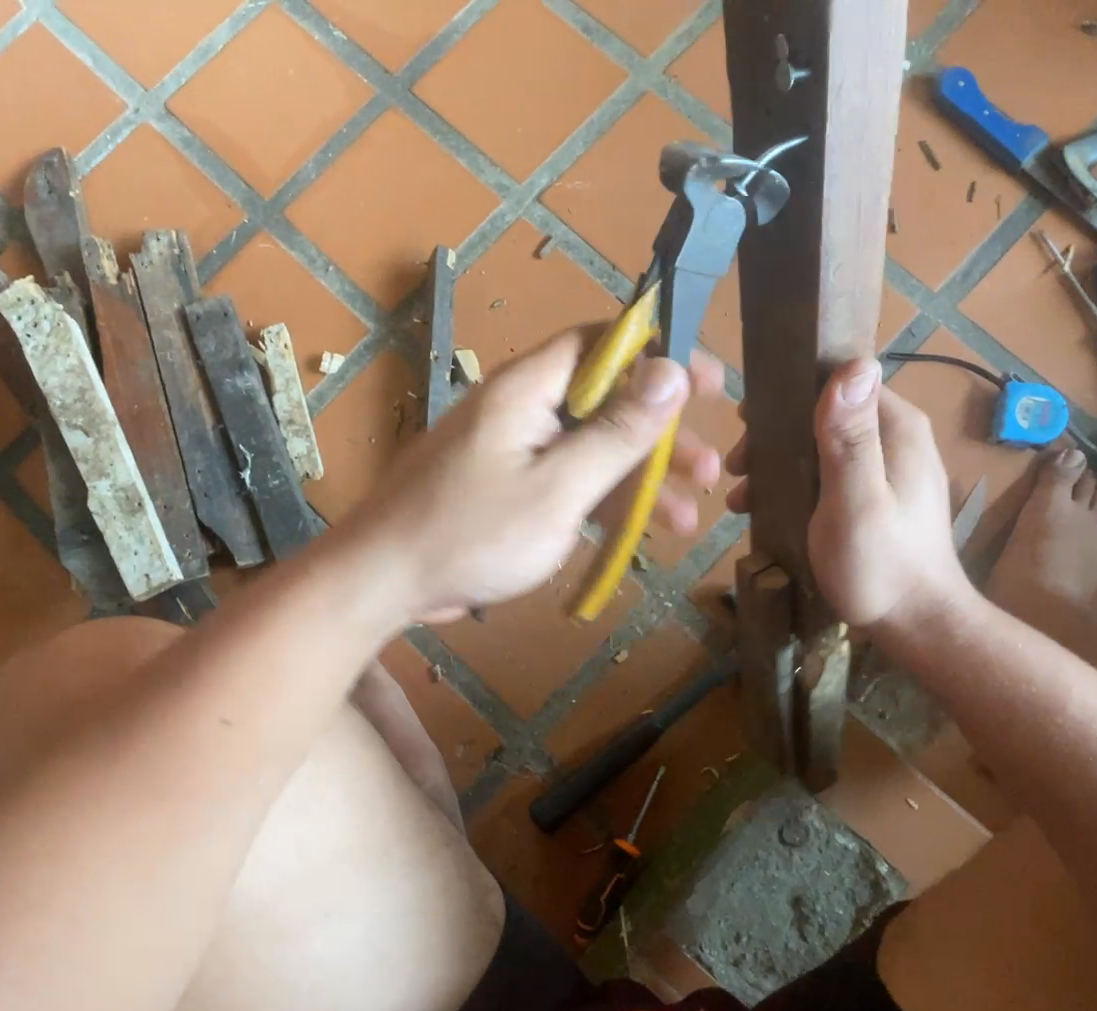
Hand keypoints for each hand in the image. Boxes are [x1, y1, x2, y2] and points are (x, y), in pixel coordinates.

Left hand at [342, 326, 718, 621]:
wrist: (383, 582)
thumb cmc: (471, 532)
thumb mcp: (558, 487)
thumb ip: (616, 432)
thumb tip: (669, 370)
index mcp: (527, 389)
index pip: (601, 342)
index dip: (660, 354)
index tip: (708, 381)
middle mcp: (521, 409)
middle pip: (605, 402)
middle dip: (661, 435)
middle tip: (713, 464)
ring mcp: (512, 452)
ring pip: (590, 450)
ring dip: (639, 479)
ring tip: (690, 515)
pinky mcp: (506, 489)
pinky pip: (565, 483)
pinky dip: (601, 502)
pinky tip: (640, 533)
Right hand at [724, 357, 972, 631]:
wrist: (917, 627)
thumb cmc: (881, 564)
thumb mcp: (855, 499)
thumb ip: (849, 437)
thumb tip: (852, 364)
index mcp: (897, 428)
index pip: (838, 381)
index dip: (788, 394)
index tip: (745, 423)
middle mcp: (897, 439)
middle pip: (824, 415)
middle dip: (774, 437)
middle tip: (735, 469)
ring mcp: (889, 470)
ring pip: (820, 448)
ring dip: (776, 465)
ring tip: (740, 499)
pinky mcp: (878, 499)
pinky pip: (826, 476)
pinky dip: (793, 487)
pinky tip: (764, 512)